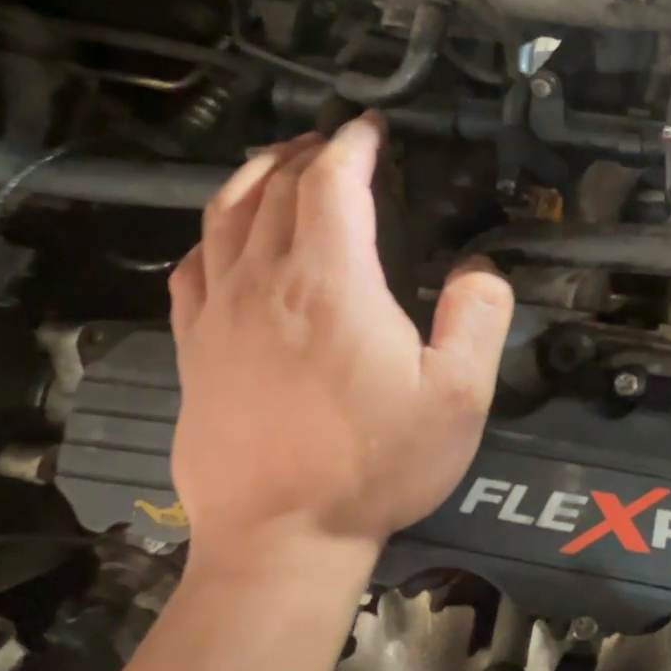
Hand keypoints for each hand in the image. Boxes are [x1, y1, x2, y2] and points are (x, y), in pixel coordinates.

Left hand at [167, 114, 514, 576]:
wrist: (279, 541)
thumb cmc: (377, 462)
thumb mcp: (460, 394)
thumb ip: (479, 316)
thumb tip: (479, 268)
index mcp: (331, 284)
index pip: (331, 184)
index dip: (352, 145)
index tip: (372, 129)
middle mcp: (265, 283)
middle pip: (275, 188)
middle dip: (308, 151)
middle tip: (337, 140)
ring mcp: (218, 315)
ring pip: (224, 215)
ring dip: (256, 176)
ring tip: (283, 162)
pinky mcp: (193, 349)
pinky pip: (192, 267)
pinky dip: (214, 232)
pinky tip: (229, 236)